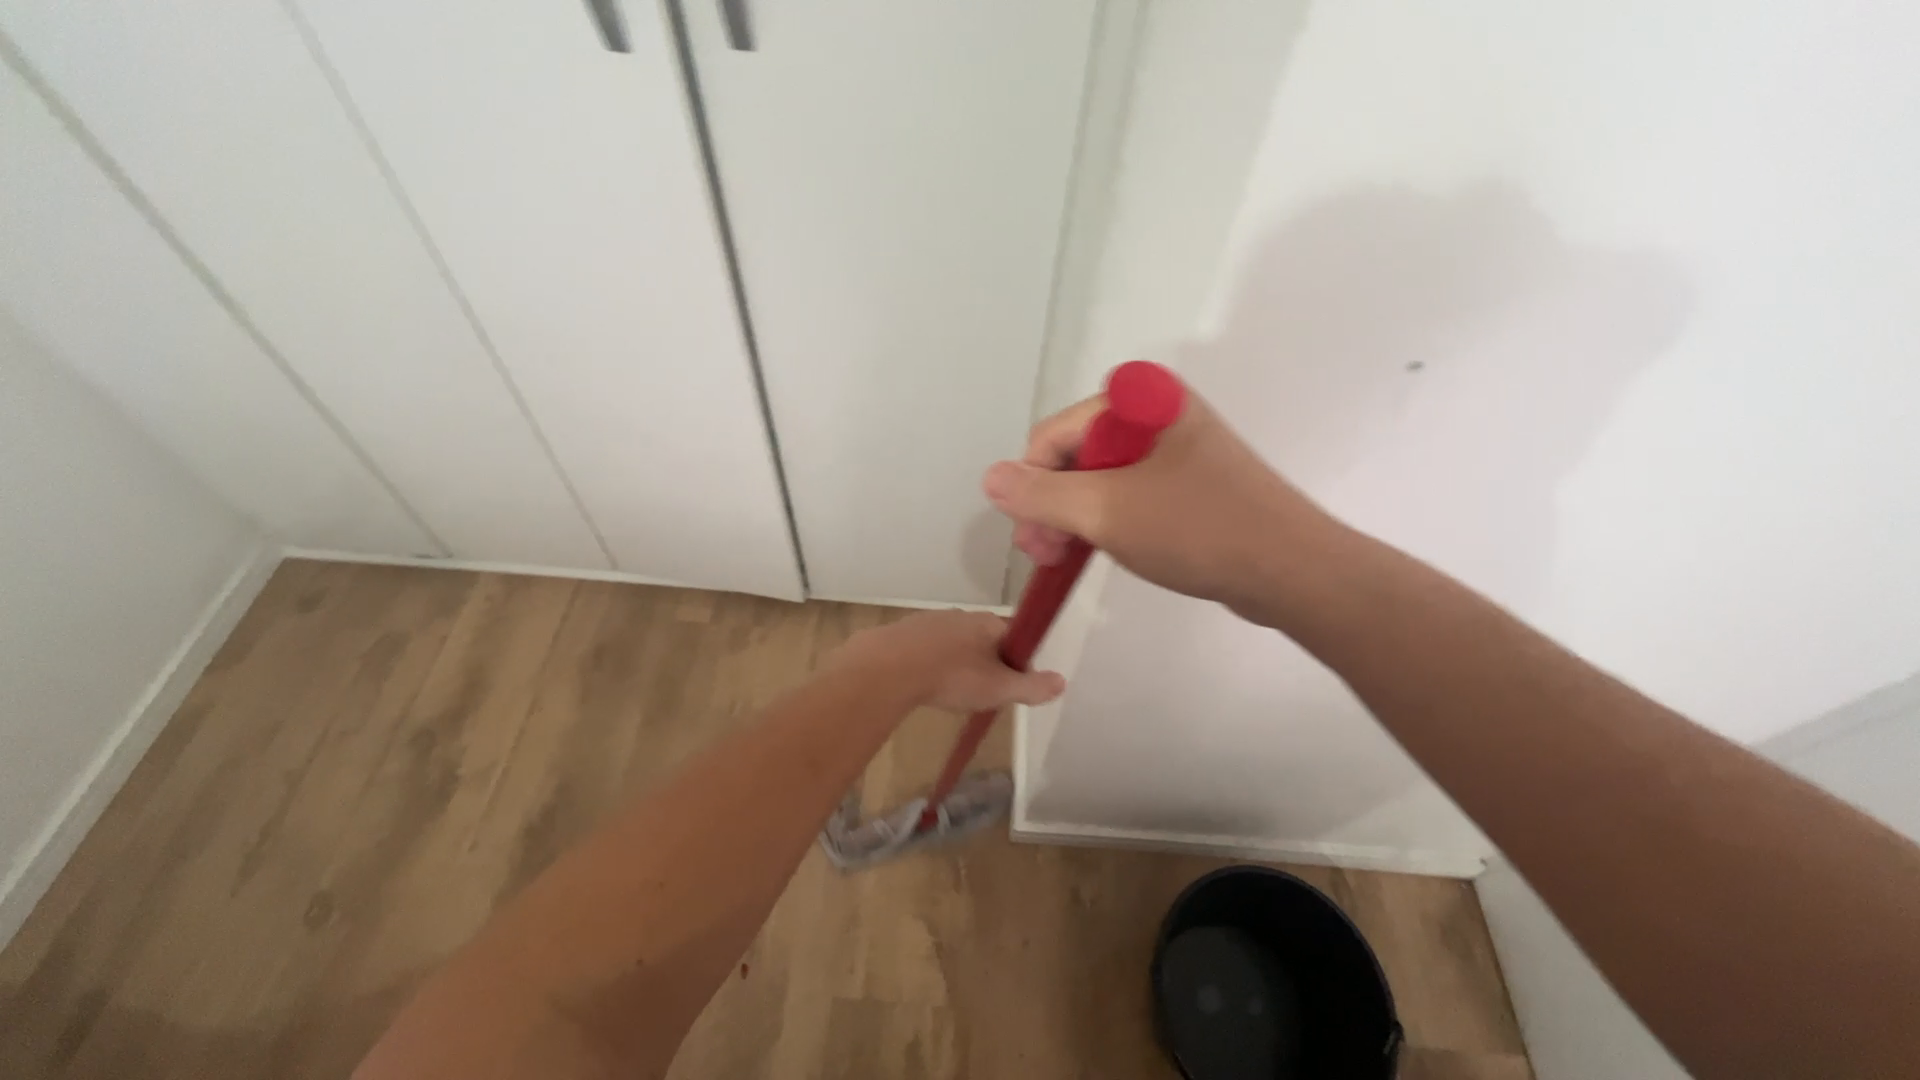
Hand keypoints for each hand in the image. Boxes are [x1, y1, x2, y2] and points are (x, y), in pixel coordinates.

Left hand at [834, 611, 1065, 712]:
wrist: (889, 667)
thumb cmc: (952, 676)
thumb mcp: (998, 688)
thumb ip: (1031, 686)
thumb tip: (1062, 681)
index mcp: (990, 623)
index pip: (1015, 637)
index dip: (1018, 662)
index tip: (1011, 687)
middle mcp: (963, 615)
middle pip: (985, 639)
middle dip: (987, 663)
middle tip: (982, 694)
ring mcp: (931, 621)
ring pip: (955, 643)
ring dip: (958, 663)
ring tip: (951, 691)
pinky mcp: (905, 632)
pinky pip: (928, 649)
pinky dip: (931, 664)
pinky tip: (924, 683)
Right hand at [982, 385, 1342, 626]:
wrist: (1291, 570)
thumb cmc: (1197, 529)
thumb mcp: (1106, 512)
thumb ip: (1040, 495)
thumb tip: (990, 477)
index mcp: (1140, 400)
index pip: (1055, 433)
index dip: (1032, 483)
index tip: (1030, 536)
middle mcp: (1156, 412)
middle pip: (1076, 453)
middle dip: (1051, 504)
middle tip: (1043, 555)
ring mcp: (1177, 448)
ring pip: (1101, 477)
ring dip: (1075, 517)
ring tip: (1065, 560)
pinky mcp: (1191, 482)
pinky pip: (1130, 493)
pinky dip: (1109, 520)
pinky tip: (1107, 549)